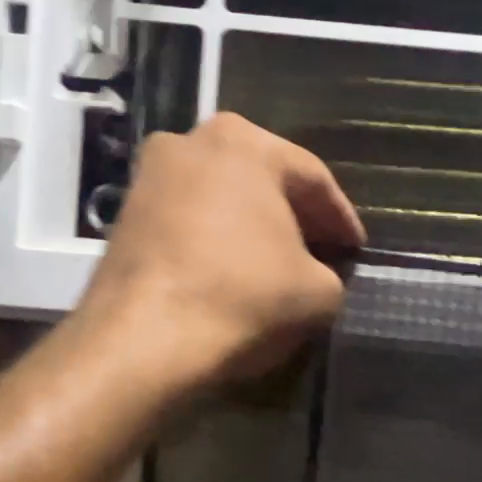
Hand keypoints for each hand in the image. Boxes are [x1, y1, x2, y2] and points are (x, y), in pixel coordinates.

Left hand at [68, 114, 365, 392]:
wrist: (144, 340)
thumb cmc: (242, 298)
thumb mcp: (318, 293)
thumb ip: (330, 274)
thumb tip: (319, 276)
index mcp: (245, 143)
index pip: (313, 178)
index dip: (341, 218)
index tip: (356, 249)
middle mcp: (192, 142)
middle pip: (263, 179)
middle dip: (295, 216)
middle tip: (322, 251)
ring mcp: (150, 176)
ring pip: (222, 197)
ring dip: (252, 227)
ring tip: (278, 264)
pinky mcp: (124, 215)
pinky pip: (189, 220)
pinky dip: (216, 241)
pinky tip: (232, 273)